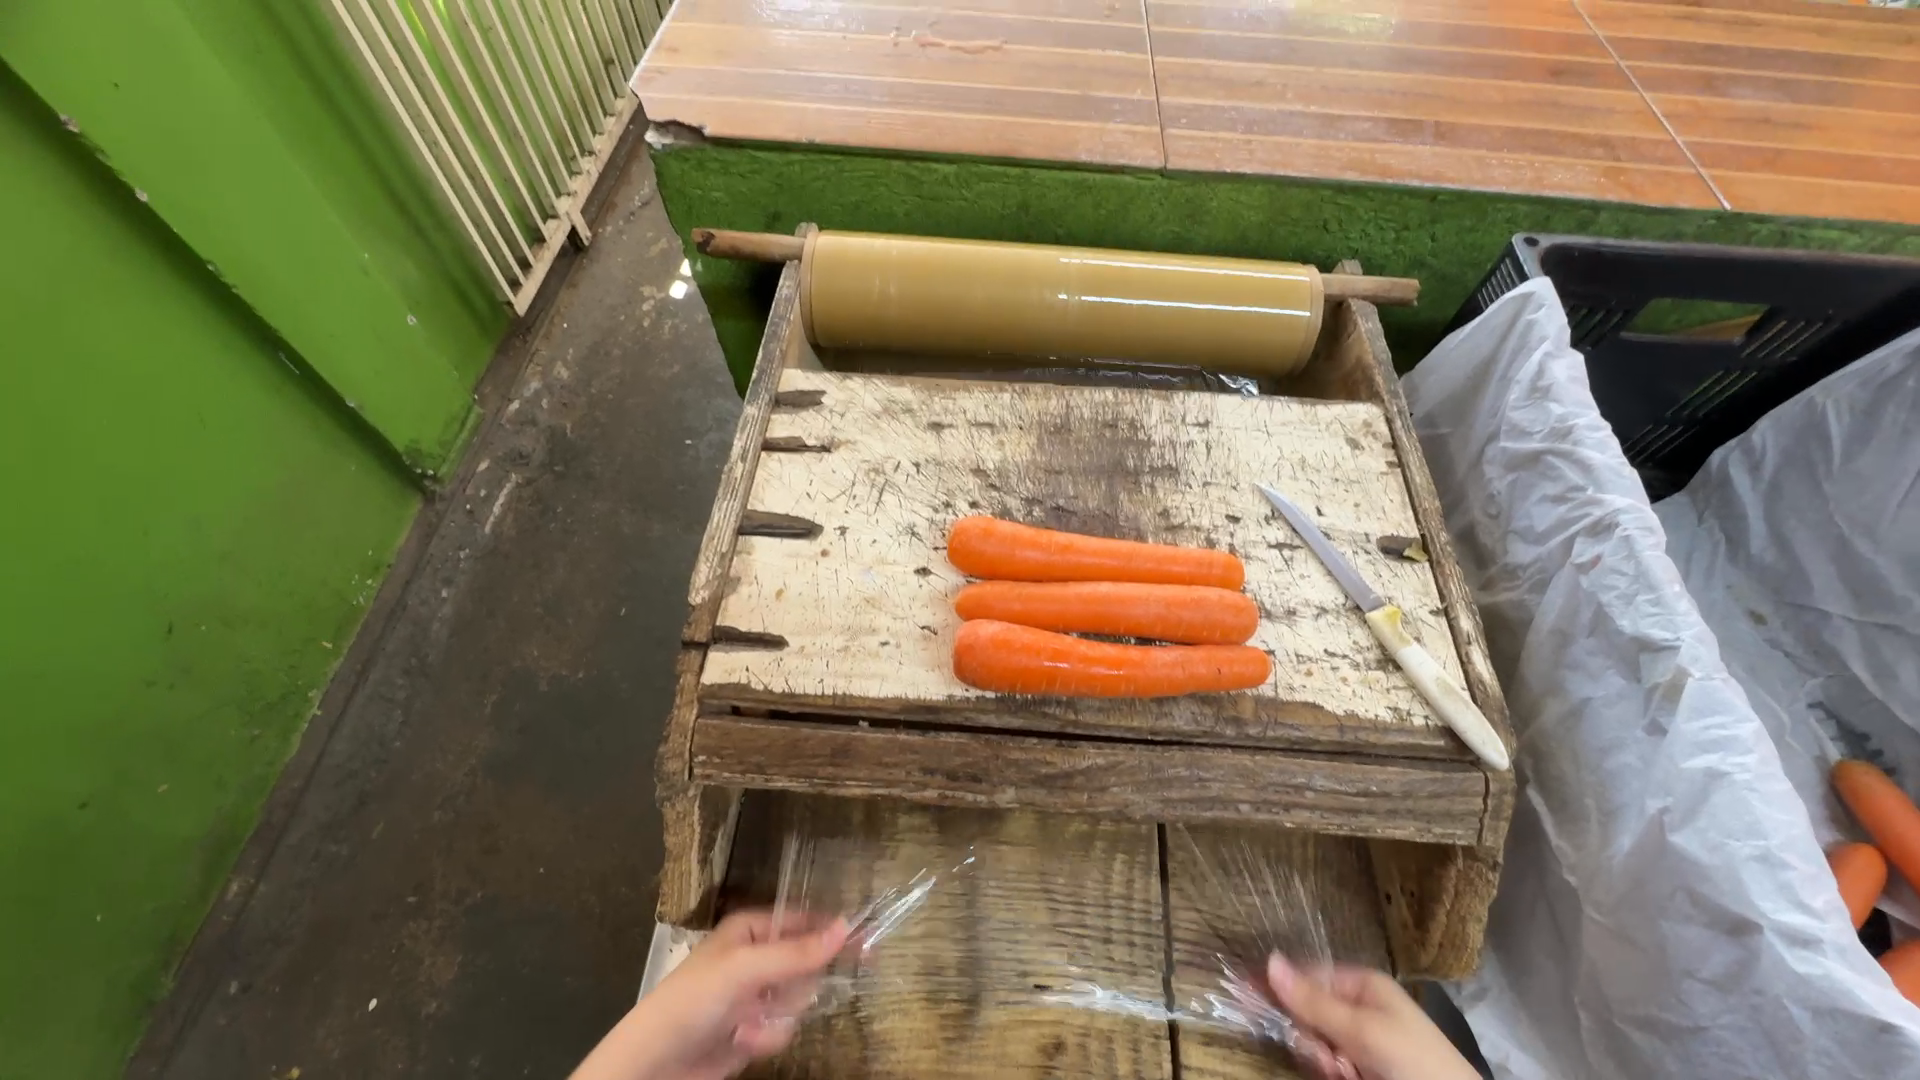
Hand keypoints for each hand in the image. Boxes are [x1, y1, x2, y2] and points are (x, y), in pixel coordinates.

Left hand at [572, 910, 850, 1079]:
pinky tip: (741, 1041)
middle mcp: (758, 956)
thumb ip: (796, 953)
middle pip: (808, 963)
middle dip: (797, 985)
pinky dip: (767, 1037)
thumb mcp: (744, 969)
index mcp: (752, 928)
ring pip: (800, 998)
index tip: (867, 943)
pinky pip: (785, 1027)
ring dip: (779, 1015)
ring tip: (746, 1023)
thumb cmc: (694, 1000)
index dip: (834, 930)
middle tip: (779, 995)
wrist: (655, 1065)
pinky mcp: (756, 1029)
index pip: (805, 920)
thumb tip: (845, 927)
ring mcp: (757, 995)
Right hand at [1267, 954, 1478, 1079]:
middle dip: (1310, 1038)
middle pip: (1307, 1012)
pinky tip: (1346, 1079)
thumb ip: (1312, 1000)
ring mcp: (1362, 1041)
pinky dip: (1330, 1072)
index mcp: (1362, 985)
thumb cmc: (1414, 1063)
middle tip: (1329, 1060)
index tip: (1248, 1000)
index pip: (1306, 976)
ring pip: (1315, 1042)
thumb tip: (1269, 958)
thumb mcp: (1361, 1030)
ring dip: (1322, 1061)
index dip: (1279, 988)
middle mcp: (1359, 1007)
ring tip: (1345, 1075)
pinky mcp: (1362, 1068)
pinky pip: (1328, 1063)